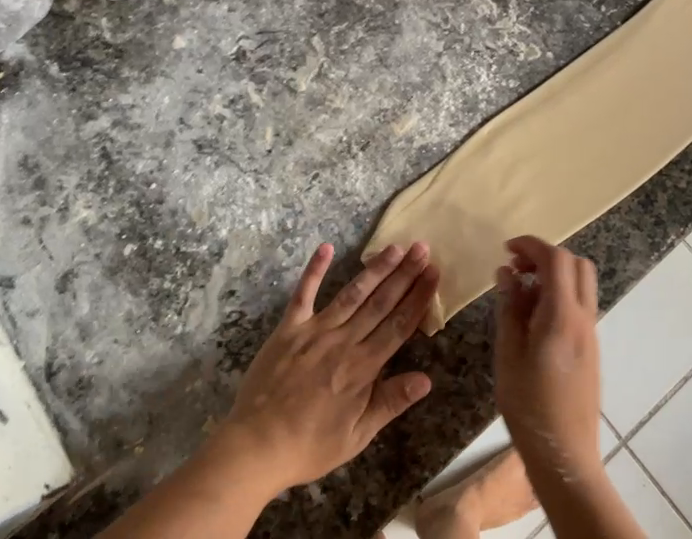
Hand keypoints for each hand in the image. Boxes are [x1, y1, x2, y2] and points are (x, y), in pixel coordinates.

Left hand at [211, 241, 439, 492]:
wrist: (258, 444)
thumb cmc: (310, 445)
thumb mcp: (357, 435)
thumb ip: (391, 402)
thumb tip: (426, 379)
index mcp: (362, 368)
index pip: (399, 326)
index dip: (418, 298)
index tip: (433, 274)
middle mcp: (342, 342)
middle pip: (380, 303)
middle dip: (403, 275)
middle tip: (421, 249)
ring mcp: (314, 331)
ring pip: (351, 294)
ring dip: (374, 270)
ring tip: (393, 248)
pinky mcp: (288, 328)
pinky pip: (304, 294)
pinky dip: (314, 270)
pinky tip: (326, 248)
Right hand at [493, 236, 601, 477]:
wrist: (565, 454)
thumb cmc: (529, 406)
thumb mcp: (508, 354)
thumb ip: (509, 309)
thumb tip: (506, 273)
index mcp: (562, 317)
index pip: (556, 260)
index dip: (532, 245)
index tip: (506, 249)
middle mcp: (583, 319)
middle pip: (576, 265)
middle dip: (545, 256)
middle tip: (515, 268)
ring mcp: (591, 334)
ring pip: (580, 284)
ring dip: (553, 276)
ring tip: (519, 294)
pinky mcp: (590, 348)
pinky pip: (578, 305)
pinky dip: (558, 295)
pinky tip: (532, 318)